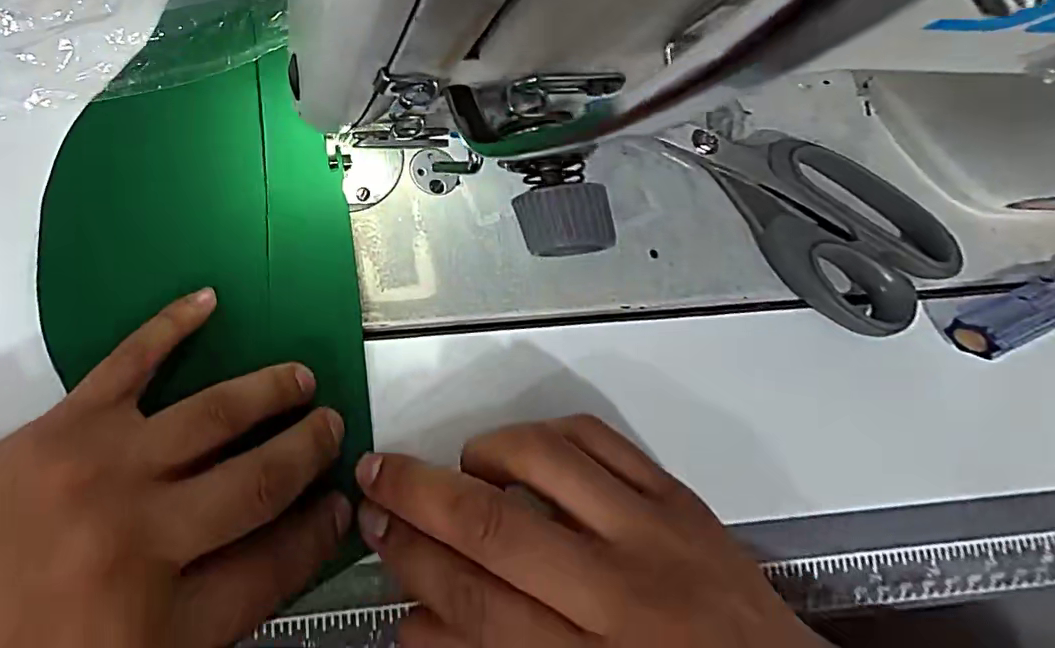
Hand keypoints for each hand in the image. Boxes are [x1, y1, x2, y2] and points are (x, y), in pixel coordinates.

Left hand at [0, 288, 350, 647]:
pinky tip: (207, 301)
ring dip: (268, 391)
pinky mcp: (70, 420)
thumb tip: (253, 583)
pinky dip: (174, 324)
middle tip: (334, 430)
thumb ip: (184, 639)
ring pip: (216, 415)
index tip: (342, 508)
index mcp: (158, 625)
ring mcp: (111, 466)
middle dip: (307, 453)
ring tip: (301, 379)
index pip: (272, 568)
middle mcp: (149, 537)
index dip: (317, 535)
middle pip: (259, 483)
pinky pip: (136, 358)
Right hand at [355, 416, 821, 647]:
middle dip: (416, 494)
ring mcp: (658, 537)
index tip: (372, 528)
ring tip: (462, 470)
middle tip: (375, 475)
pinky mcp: (682, 500)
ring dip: (482, 455)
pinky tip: (527, 451)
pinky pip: (597, 437)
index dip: (411, 559)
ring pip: (544, 461)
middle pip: (493, 525)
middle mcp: (625, 599)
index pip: (475, 602)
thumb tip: (415, 621)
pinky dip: (546, 433)